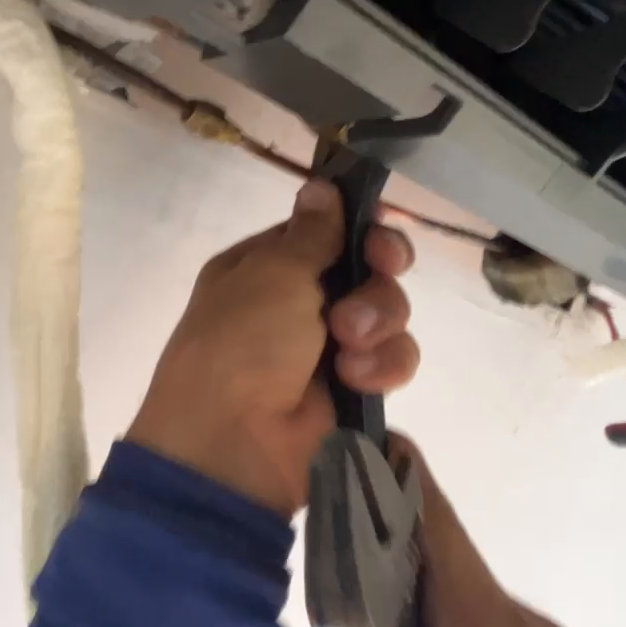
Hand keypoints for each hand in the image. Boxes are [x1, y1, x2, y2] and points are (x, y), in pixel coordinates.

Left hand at [125, 179, 419, 517]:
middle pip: (367, 267)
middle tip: (380, 269)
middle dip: (378, 271)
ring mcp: (327, 344)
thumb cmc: (243, 340)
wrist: (233, 443)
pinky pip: (392, 359)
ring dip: (377, 320)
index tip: (381, 225)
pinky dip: (381, 366)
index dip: (359, 226)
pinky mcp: (355, 387)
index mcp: (265, 264)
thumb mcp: (273, 274)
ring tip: (347, 342)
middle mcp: (298, 298)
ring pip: (387, 311)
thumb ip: (311, 233)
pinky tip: (356, 379)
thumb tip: (320, 183)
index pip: (326, 230)